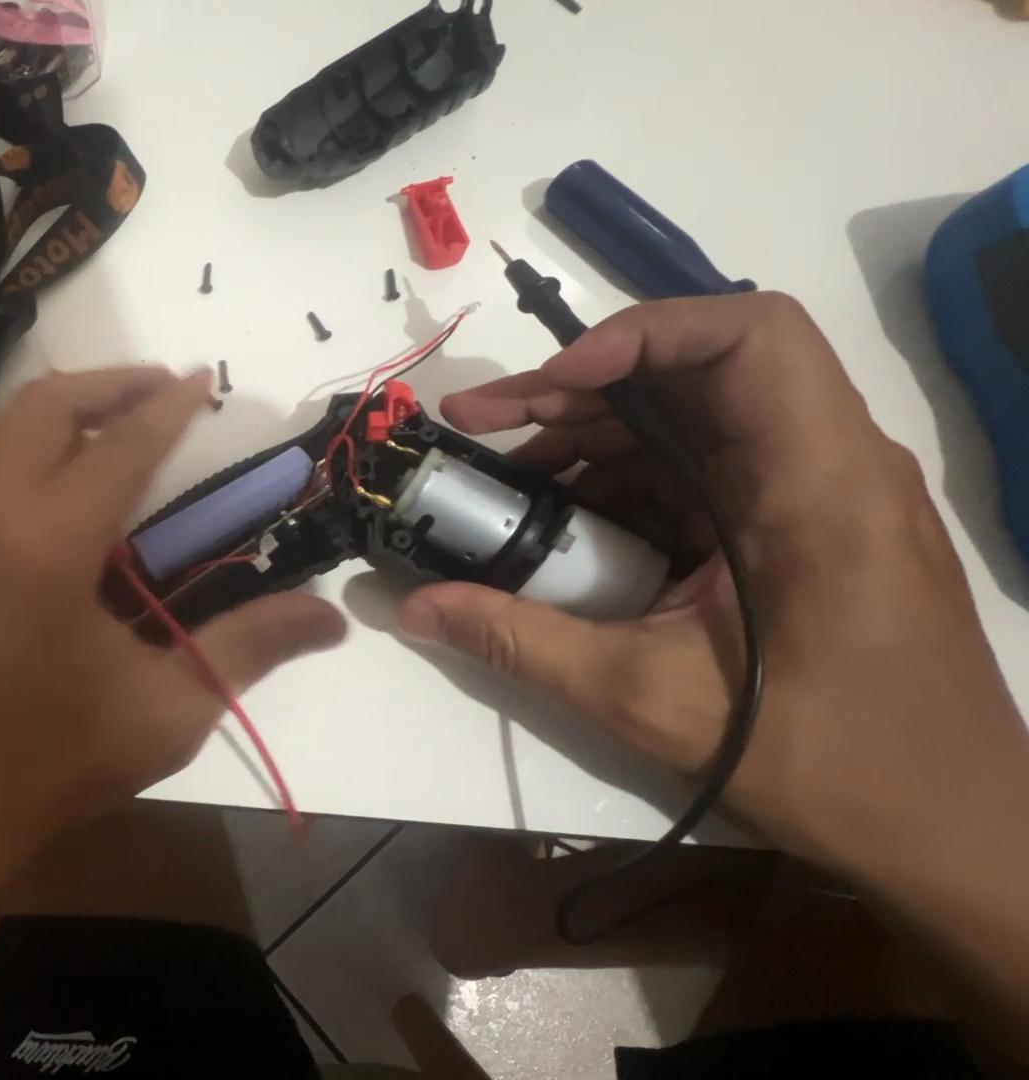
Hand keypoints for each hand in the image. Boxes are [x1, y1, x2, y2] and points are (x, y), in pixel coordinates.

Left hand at [0, 367, 346, 866]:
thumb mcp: (168, 710)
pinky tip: (53, 472)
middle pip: (45, 406)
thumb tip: (334, 619)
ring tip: (113, 418)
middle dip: (108, 384)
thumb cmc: (55, 760)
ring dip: (60, 407)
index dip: (166, 407)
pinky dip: (18, 441)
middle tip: (159, 388)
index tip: (200, 380)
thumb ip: (252, 647)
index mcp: (48, 544)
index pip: (119, 446)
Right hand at [399, 293, 1027, 870]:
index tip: (549, 383)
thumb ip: (515, 640)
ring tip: (501, 476)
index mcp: (814, 484)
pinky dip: (613, 481)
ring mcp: (805, 493)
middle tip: (478, 422)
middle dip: (574, 388)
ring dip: (585, 434)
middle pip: (691, 374)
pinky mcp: (785, 524)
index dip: (640, 335)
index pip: (750, 338)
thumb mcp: (640, 695)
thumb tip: (413, 608)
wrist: (943, 826)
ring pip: (683, 420)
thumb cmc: (820, 757)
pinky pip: (689, 471)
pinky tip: (556, 523)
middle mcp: (821, 464)